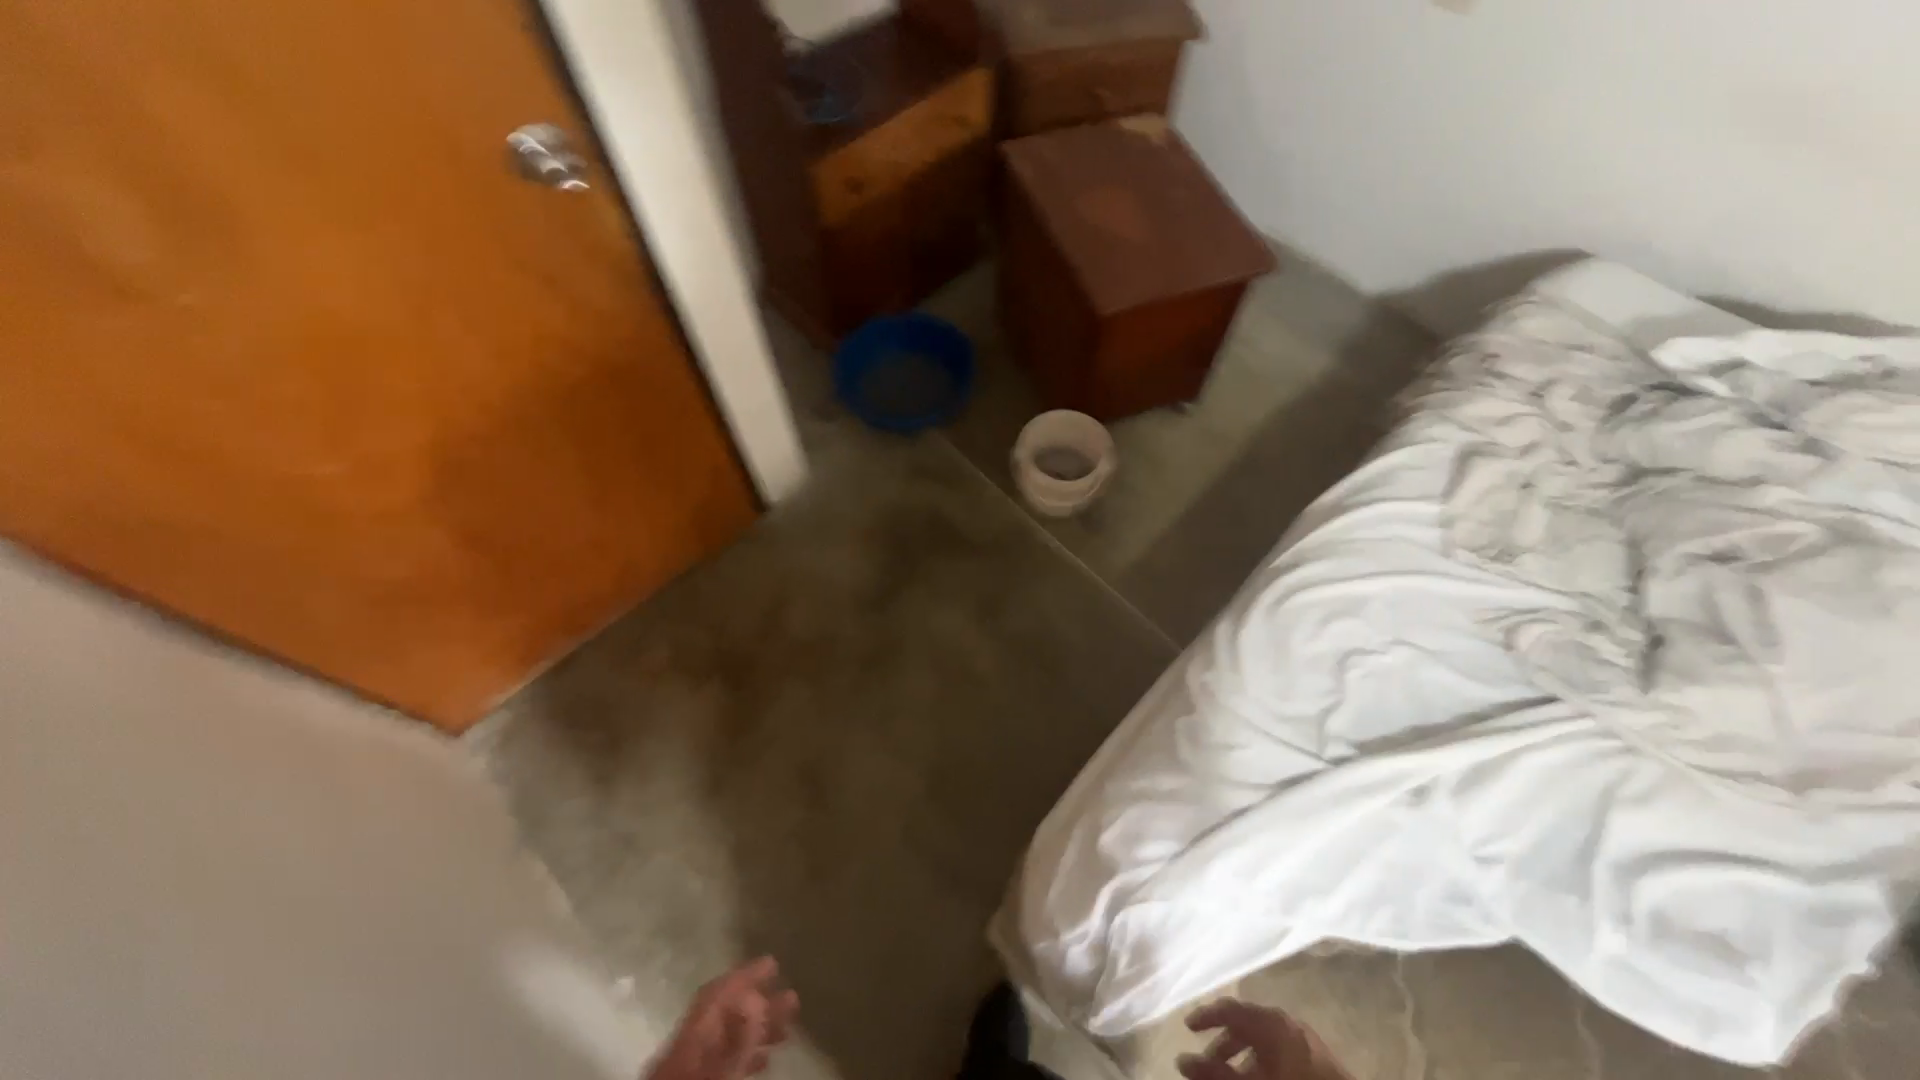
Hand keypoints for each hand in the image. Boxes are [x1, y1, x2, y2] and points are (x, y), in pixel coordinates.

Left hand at [647, 957, 800, 1079]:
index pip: (715, 997)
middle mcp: (685, 1051)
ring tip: (786, 1029)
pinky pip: (720, 1066)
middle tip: (792, 997)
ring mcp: (686, 1071)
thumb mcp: (716, 1075)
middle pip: (723, 1018)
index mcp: (688, 1040)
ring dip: (756, 1032)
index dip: (743, 975)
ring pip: (725, 1042)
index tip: (772, 963)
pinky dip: (743, 1059)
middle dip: (759, 1003)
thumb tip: (754, 999)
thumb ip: (734, 1043)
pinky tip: (762, 1063)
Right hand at [1177, 999, 1348, 1079]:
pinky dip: (1260, 1061)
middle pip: (1245, 1024)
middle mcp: (1286, 1022)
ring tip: (1228, 1075)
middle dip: (1222, 1044)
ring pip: (1261, 1040)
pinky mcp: (1314, 1057)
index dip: (1206, 1015)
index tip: (1187, 1027)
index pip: (1229, 1007)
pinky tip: (1254, 1077)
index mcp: (1270, 1021)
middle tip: (1205, 1063)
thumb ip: (1215, 1071)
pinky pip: (1277, 1050)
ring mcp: (1303, 1038)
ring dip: (1240, 1056)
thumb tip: (1181, 1060)